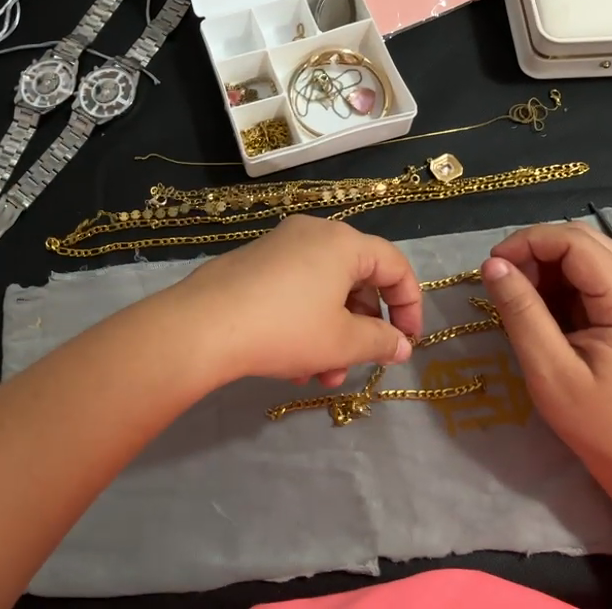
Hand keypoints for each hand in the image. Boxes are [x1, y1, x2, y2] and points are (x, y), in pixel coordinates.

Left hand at [160, 215, 421, 389]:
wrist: (203, 325)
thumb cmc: (285, 328)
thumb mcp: (341, 342)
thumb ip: (380, 342)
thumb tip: (400, 344)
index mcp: (342, 242)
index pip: (393, 264)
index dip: (409, 305)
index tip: (407, 342)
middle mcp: (312, 233)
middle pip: (355, 279)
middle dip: (360, 330)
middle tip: (354, 367)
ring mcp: (278, 245)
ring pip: (322, 290)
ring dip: (330, 336)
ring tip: (317, 377)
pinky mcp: (253, 262)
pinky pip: (293, 289)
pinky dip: (302, 324)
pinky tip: (289, 365)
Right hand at [479, 222, 611, 487]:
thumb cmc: (598, 423)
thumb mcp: (549, 370)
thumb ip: (521, 312)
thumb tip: (492, 264)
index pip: (576, 243)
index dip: (529, 241)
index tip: (493, 265)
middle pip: (583, 238)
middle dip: (535, 246)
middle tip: (502, 275)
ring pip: (585, 251)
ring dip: (545, 260)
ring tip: (518, 291)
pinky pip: (587, 274)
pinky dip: (556, 277)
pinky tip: (538, 304)